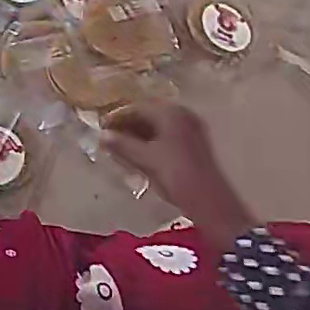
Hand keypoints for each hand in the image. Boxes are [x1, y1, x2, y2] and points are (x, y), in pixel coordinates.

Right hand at [101, 103, 258, 251]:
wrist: (209, 201)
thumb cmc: (176, 175)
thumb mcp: (146, 159)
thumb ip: (122, 145)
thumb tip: (102, 135)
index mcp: (171, 113)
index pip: (138, 108)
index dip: (117, 117)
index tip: (101, 127)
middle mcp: (183, 116)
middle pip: (148, 116)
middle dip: (127, 127)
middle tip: (108, 139)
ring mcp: (191, 130)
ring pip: (157, 128)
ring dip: (138, 137)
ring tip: (119, 149)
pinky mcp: (194, 145)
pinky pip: (166, 137)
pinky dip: (151, 143)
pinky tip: (138, 156)